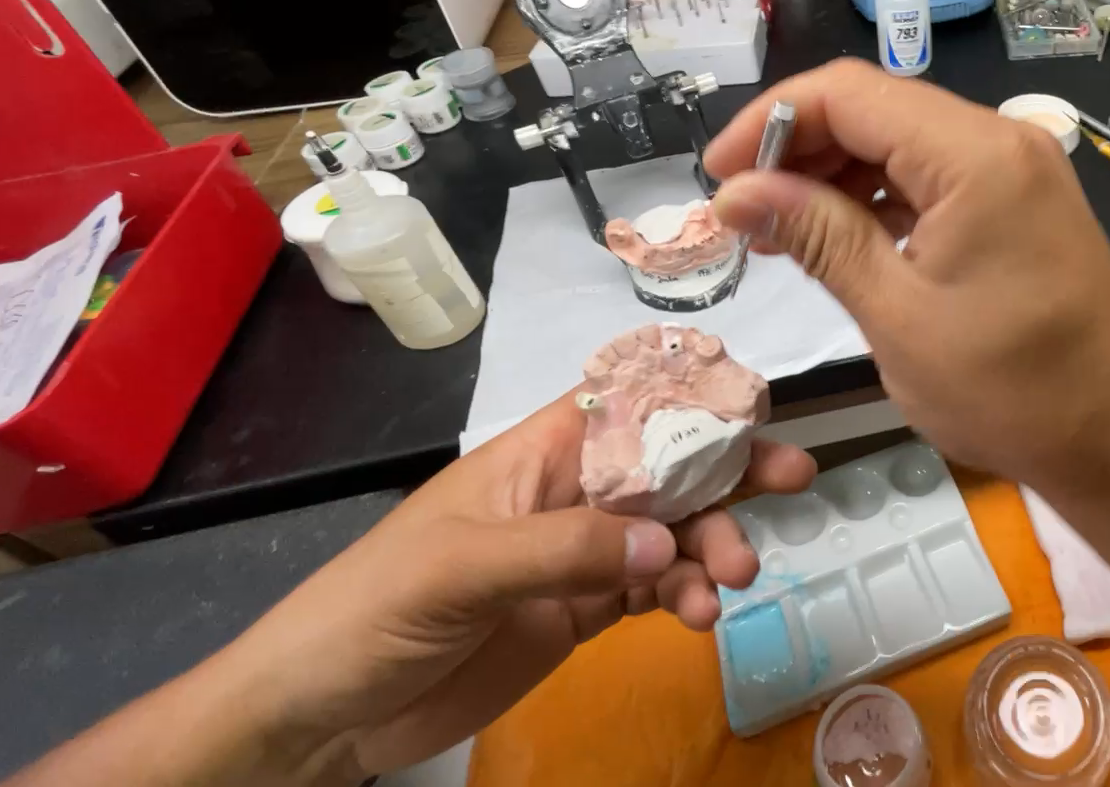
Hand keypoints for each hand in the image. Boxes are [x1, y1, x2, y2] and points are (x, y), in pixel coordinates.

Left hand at [203, 389, 813, 779]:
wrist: (318, 718)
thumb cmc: (371, 612)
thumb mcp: (460, 568)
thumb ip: (565, 548)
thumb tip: (665, 542)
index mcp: (542, 452)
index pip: (629, 400)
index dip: (691, 391)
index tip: (753, 402)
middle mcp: (575, 490)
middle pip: (670, 463)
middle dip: (731, 467)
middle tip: (791, 477)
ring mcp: (585, 550)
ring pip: (675, 528)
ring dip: (713, 545)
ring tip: (732, 580)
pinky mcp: (589, 606)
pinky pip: (657, 586)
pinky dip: (686, 594)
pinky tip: (699, 615)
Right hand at [704, 58, 1109, 505]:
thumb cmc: (1007, 393)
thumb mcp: (896, 316)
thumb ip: (817, 236)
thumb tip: (735, 191)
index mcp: (976, 156)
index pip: (850, 94)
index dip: (771, 121)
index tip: (717, 176)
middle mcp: (1002, 141)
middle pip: (877, 110)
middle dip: (800, 150)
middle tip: (744, 213)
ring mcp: (1017, 168)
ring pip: (902, 142)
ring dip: (836, 176)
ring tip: (780, 232)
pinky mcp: (1020, 201)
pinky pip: (934, 176)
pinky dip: (880, 199)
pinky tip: (838, 237)